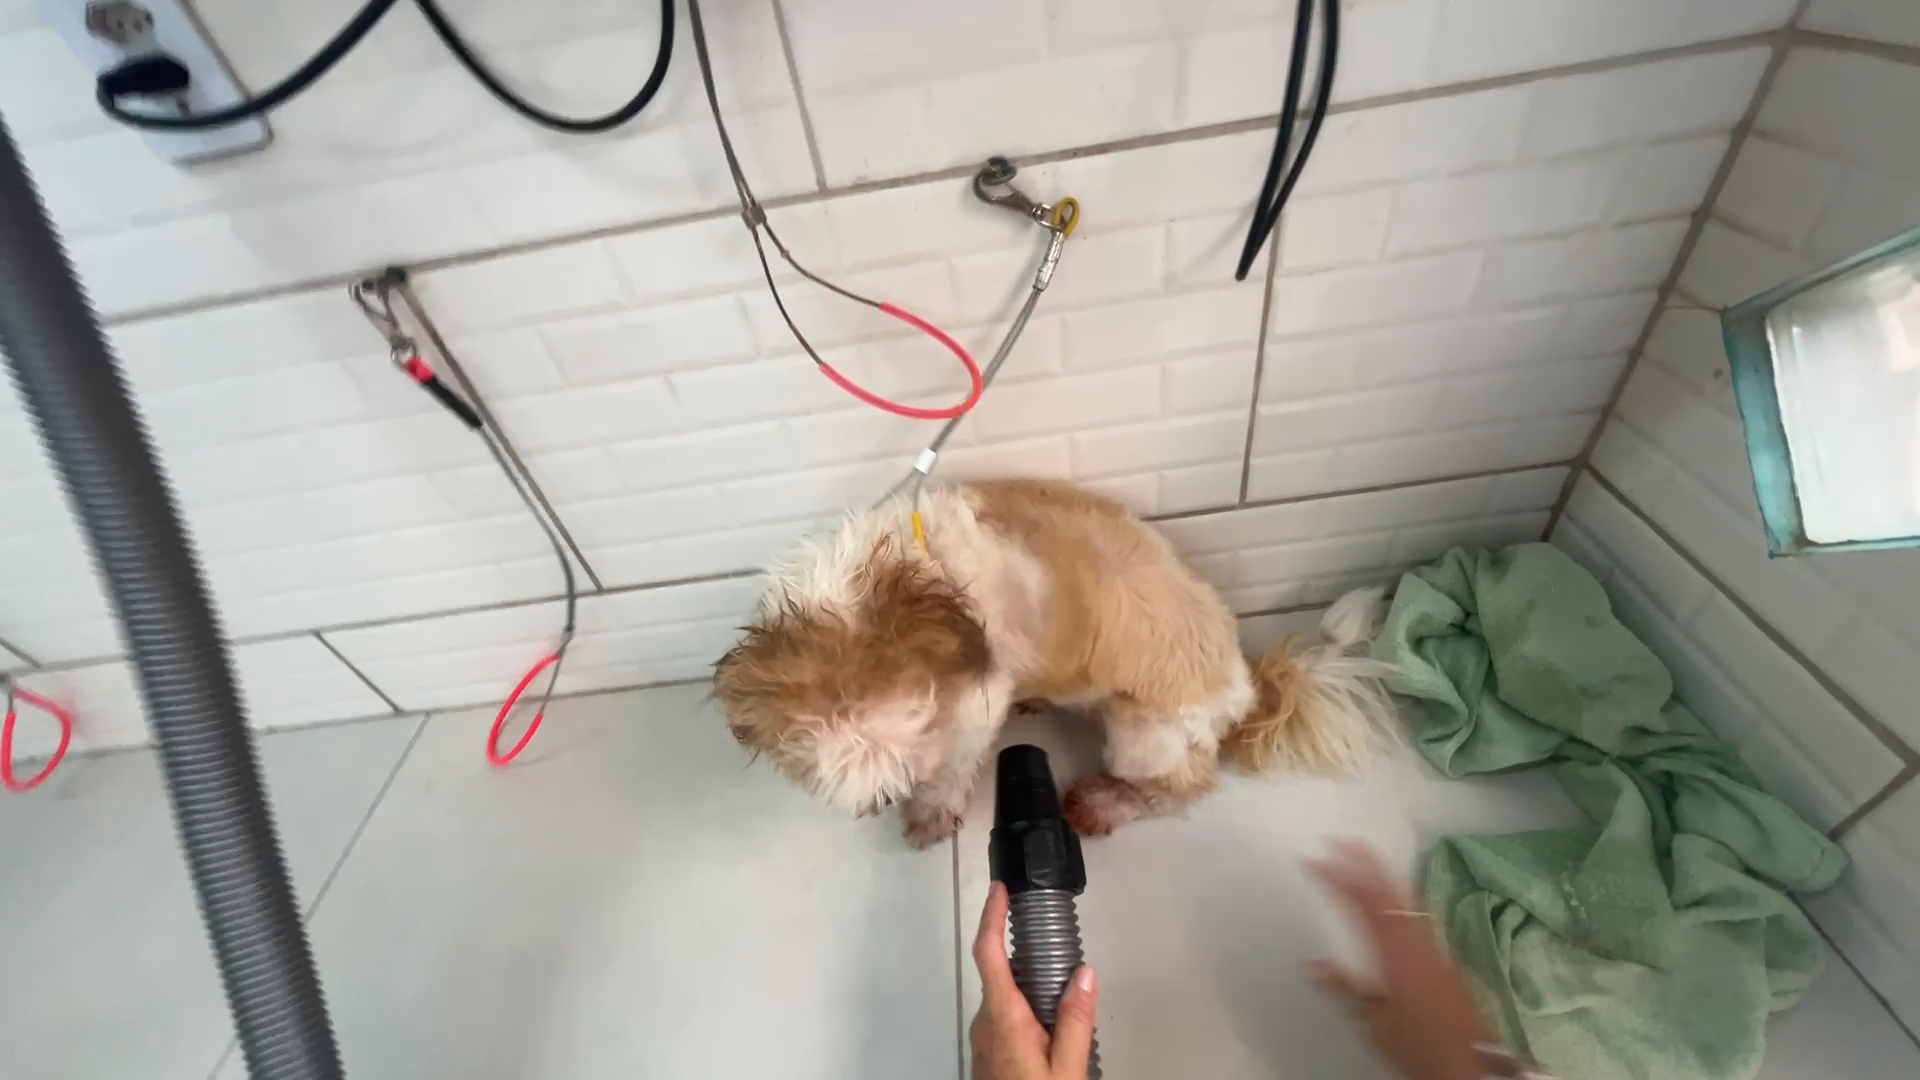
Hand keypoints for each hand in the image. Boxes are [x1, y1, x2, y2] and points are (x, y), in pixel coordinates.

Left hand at [970, 882, 1099, 1079]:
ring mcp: (983, 1038)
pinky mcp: (987, 1053)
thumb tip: (1085, 972)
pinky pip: (1004, 1016)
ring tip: (1062, 990)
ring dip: (1027, 985)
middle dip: (1021, 952)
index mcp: (1002, 1015)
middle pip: (998, 971)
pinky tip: (1049, 1026)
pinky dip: (1025, 1008)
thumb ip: (1075, 1020)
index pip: (987, 951)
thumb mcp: (1066, 1070)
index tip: (998, 887)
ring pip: (1004, 997)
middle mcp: (985, 1020)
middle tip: (1053, 943)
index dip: (990, 914)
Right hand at [1305, 840, 1496, 1079]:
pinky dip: (1399, 889)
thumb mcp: (1373, 1021)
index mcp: (1392, 950)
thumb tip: (1309, 964)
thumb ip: (1343, 987)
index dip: (1334, 876)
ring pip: (1404, 895)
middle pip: (1387, 888)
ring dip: (1380, 870)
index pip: (1359, 901)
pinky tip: (1394, 890)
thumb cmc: (1419, 1043)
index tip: (1311, 860)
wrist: (1475, 1068)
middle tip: (1338, 838)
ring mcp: (1433, 944)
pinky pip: (1417, 908)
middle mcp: (1414, 939)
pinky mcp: (1444, 953)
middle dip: (1361, 859)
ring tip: (1361, 852)